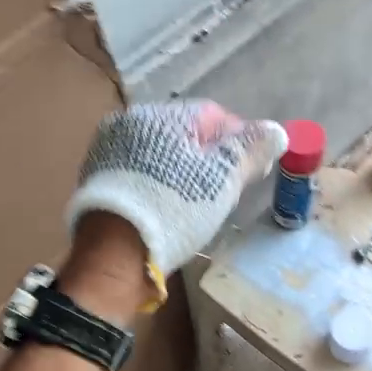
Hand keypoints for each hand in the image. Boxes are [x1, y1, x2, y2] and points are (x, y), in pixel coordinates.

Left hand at [65, 101, 286, 282]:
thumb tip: (276, 131)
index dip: (237, 140)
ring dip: (180, 169)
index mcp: (162, 114)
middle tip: (224, 189)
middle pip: (183, 132)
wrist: (113, 256)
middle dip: (208, 155)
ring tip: (195, 202)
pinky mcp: (95, 175)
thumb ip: (250, 150)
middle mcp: (130, 120)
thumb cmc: (173, 210)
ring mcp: (108, 147)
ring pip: (159, 151)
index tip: (249, 168)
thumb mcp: (221, 180)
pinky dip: (155, 182)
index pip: (212, 114)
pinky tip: (165, 207)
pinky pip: (138, 169)